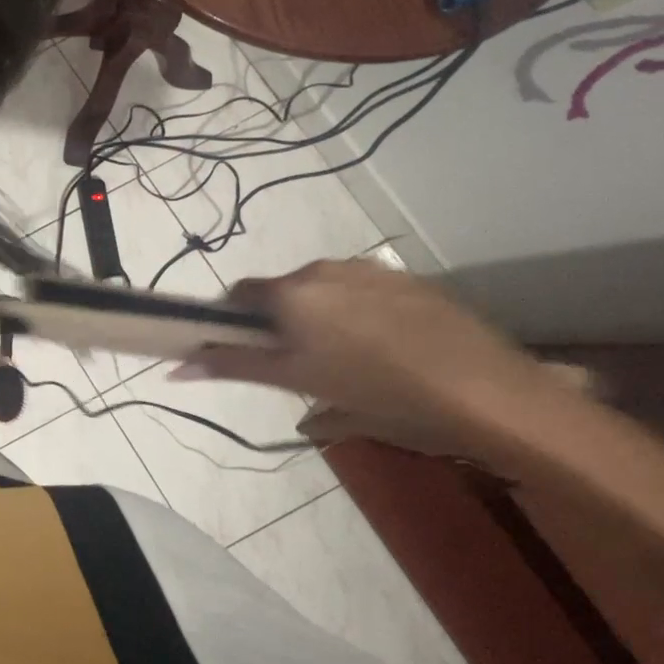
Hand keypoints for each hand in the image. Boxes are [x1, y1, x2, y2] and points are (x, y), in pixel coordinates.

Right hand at [179, 261, 549, 441]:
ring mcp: (372, 271)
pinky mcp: (414, 282)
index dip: (237, 323)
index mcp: (290, 291)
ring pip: (326, 291)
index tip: (251, 352)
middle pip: (283, 292)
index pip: (238, 294)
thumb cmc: (377, 390)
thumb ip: (231, 366)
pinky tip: (388, 351)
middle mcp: (323, 269)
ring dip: (323, 317)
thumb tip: (172, 368)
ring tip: (350, 360)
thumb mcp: (298, 382)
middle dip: (282, 321)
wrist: (490, 394)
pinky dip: (363, 315)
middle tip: (302, 363)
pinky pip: (367, 293)